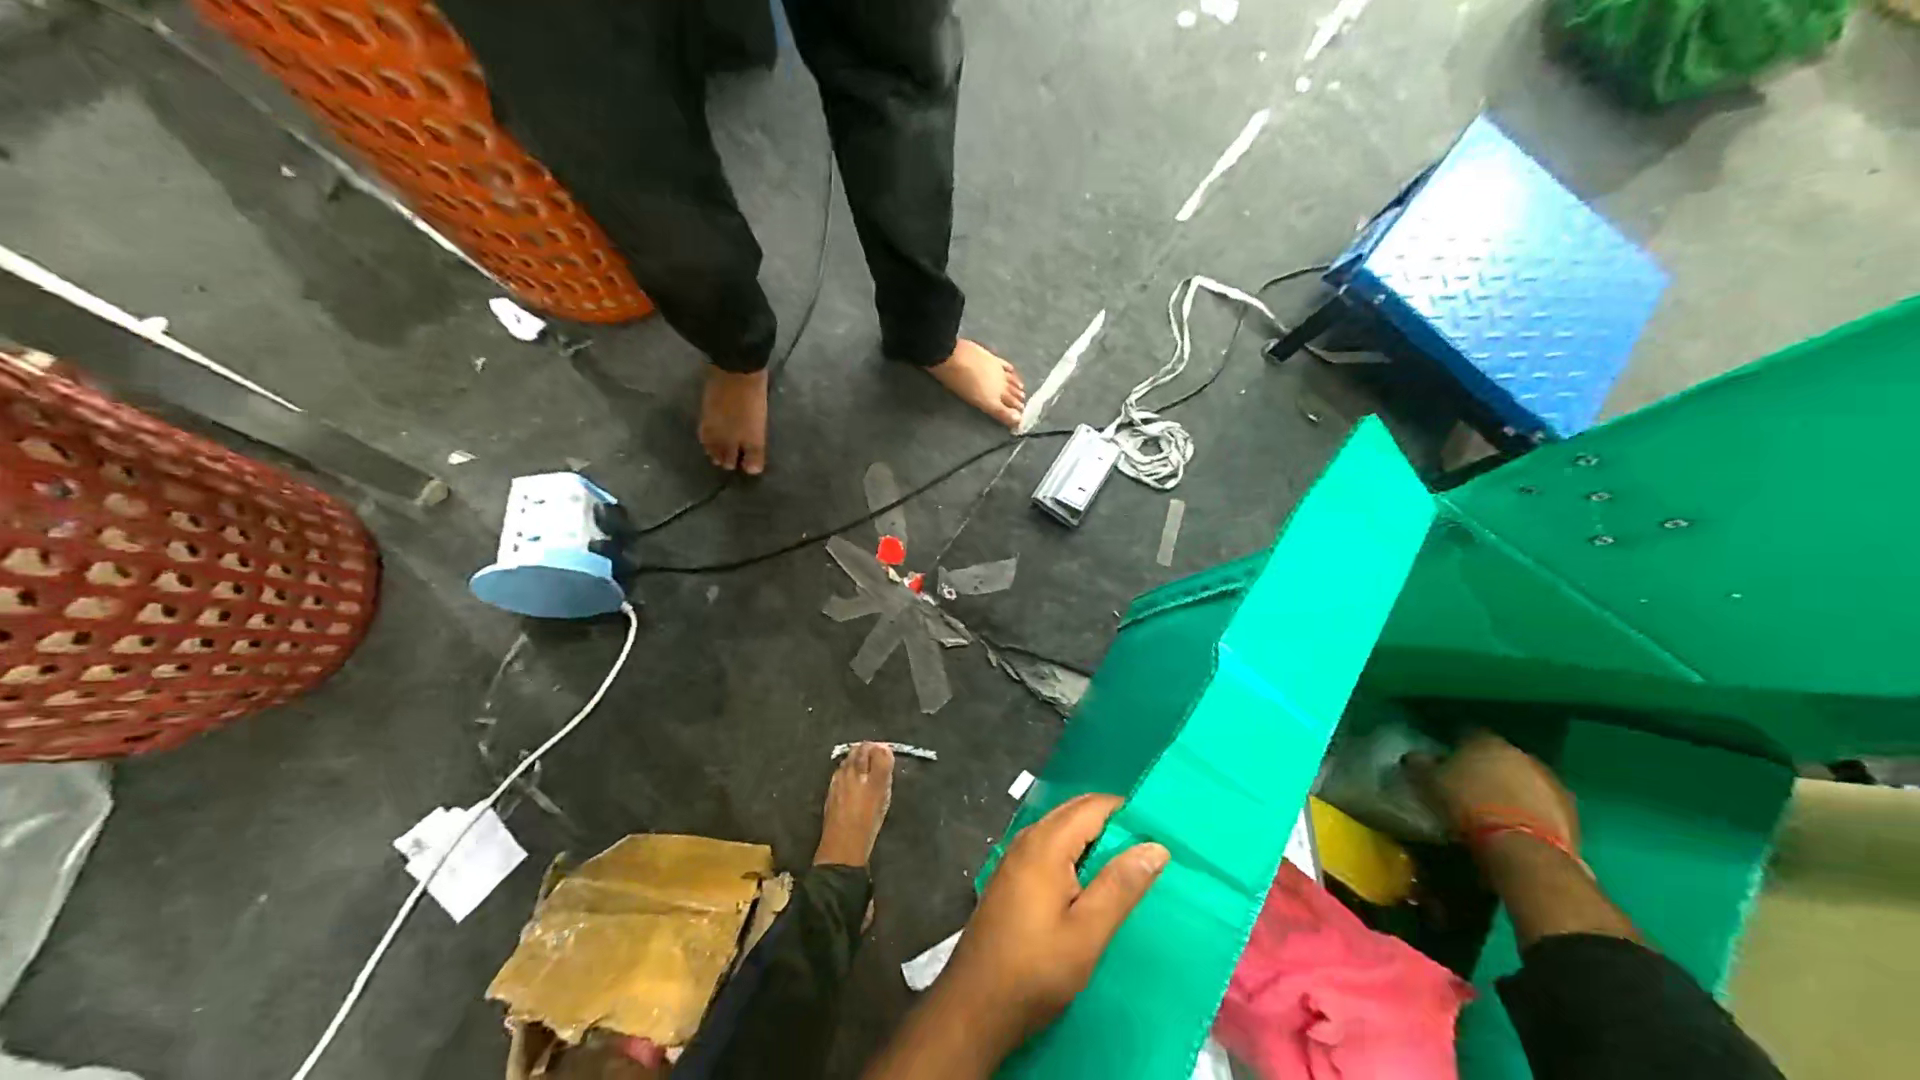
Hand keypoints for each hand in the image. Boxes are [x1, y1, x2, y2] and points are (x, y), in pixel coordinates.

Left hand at [864, 795, 1168, 1079]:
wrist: (975, 1005)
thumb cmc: (1035, 969)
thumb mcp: (1087, 932)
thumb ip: (1120, 885)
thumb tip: (1155, 846)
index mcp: (1046, 844)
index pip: (1094, 806)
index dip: (1128, 812)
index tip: (1161, 831)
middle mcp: (1027, 840)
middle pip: (1076, 812)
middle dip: (1114, 823)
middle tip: (1151, 851)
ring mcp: (1015, 858)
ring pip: (1063, 830)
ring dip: (1095, 841)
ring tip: (1130, 868)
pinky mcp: (1012, 878)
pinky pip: (1051, 849)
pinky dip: (1076, 855)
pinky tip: (1093, 885)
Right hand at [1411, 731, 1579, 848]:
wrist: (1522, 847)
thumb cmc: (1467, 807)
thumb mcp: (1429, 784)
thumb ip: (1422, 765)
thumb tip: (1415, 756)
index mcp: (1486, 742)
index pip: (1467, 732)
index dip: (1456, 745)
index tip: (1446, 759)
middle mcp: (1521, 753)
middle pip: (1500, 755)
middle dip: (1488, 766)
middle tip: (1471, 783)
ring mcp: (1550, 780)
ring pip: (1525, 777)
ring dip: (1513, 787)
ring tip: (1496, 806)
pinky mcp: (1570, 809)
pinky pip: (1543, 802)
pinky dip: (1531, 808)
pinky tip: (1518, 822)